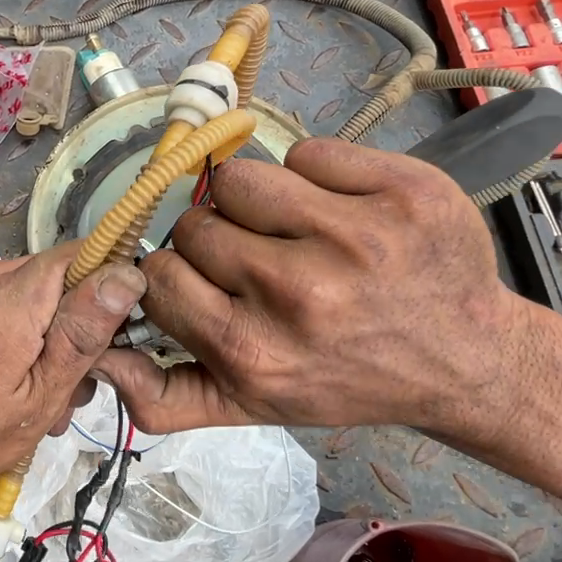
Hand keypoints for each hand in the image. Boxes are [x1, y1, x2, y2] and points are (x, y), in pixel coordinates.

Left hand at [0, 242, 144, 517]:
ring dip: (48, 327)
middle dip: (76, 318)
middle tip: (73, 380)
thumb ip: (81, 334)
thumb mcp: (39, 400)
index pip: (77, 256)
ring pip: (33, 285)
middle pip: (56, 273)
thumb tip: (126, 276)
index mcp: (0, 307)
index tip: (113, 330)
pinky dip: (20, 323)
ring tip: (40, 384)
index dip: (105, 284)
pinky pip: (5, 292)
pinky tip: (14, 366)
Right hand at [98, 137, 538, 439]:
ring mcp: (355, 236)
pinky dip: (314, 175)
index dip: (178, 275)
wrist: (466, 363)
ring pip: (241, 178)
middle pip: (195, 222)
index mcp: (252, 349)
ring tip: (293, 232)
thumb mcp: (249, 409)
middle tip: (259, 264)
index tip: (210, 286)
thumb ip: (161, 396)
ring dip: (255, 202)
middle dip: (217, 240)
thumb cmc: (343, 380)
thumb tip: (95, 358)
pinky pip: (307, 152)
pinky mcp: (403, 190)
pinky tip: (339, 212)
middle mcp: (299, 292)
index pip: (159, 273)